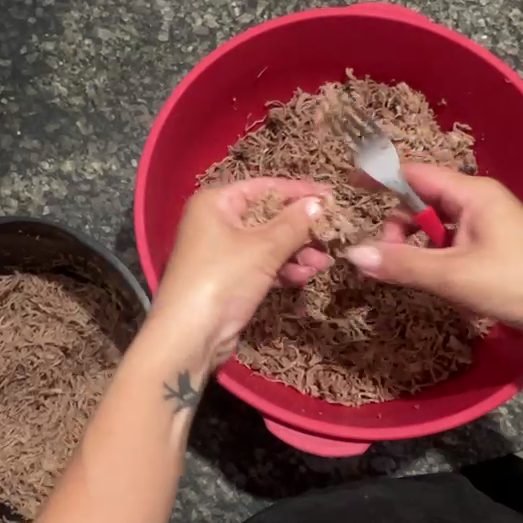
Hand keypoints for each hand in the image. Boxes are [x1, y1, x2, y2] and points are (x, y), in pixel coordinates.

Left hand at [144, 178, 332, 367]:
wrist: (189, 335)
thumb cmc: (223, 278)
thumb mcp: (263, 248)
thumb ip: (294, 223)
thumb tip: (318, 203)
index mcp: (216, 202)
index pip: (265, 187)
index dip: (299, 191)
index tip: (332, 196)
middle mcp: (216, 221)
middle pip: (268, 216)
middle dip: (300, 229)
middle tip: (332, 236)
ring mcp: (221, 251)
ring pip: (267, 243)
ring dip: (296, 252)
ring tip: (323, 264)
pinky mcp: (228, 278)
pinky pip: (261, 265)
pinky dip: (282, 269)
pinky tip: (303, 278)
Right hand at [344, 164, 522, 347]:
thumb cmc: (519, 283)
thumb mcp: (453, 275)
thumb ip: (401, 264)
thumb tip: (353, 254)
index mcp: (471, 193)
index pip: (414, 173)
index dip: (380, 177)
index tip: (349, 187)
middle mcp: (479, 203)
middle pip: (421, 204)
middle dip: (398, 229)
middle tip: (389, 260)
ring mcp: (488, 230)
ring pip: (435, 231)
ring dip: (418, 252)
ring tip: (416, 280)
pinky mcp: (495, 255)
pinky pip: (452, 250)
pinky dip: (438, 265)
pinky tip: (443, 290)